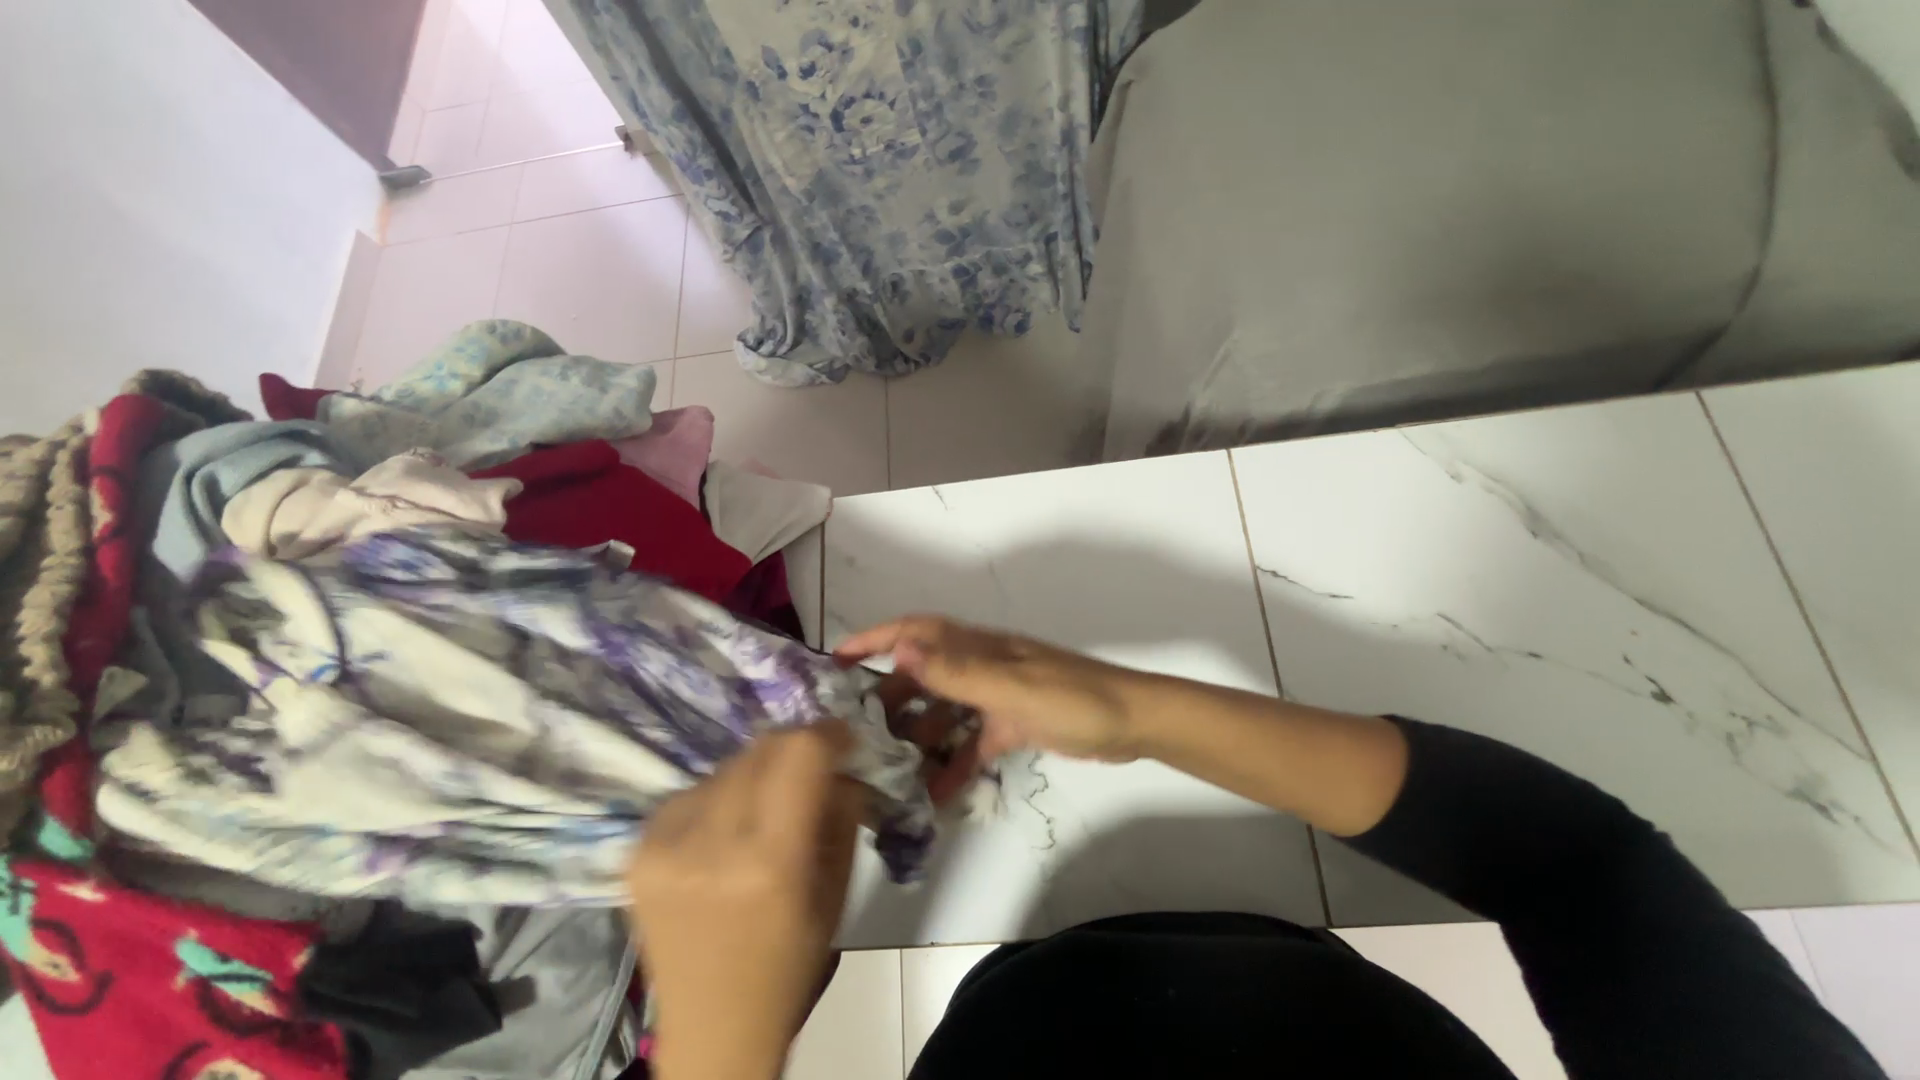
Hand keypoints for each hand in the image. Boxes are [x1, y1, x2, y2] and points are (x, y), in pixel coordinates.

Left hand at [626, 722, 865, 1079]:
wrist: (713, 1027)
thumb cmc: (790, 963)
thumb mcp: (836, 891)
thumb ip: (841, 815)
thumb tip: (840, 762)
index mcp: (771, 860)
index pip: (800, 752)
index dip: (827, 734)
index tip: (844, 741)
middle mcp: (711, 843)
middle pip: (760, 749)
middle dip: (794, 749)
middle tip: (811, 770)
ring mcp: (664, 845)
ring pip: (724, 767)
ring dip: (754, 775)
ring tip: (763, 812)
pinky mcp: (636, 853)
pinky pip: (689, 794)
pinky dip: (716, 799)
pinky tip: (722, 835)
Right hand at [834, 616, 1150, 801]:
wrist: (1135, 723)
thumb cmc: (1076, 700)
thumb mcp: (1014, 688)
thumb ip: (958, 672)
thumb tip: (901, 650)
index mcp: (981, 647)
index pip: (918, 632)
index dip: (876, 638)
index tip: (836, 660)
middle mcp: (984, 666)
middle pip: (925, 673)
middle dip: (890, 696)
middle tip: (858, 732)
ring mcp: (999, 696)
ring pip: (945, 710)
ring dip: (919, 735)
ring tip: (889, 770)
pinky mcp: (1013, 724)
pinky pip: (972, 742)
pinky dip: (953, 763)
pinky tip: (934, 795)